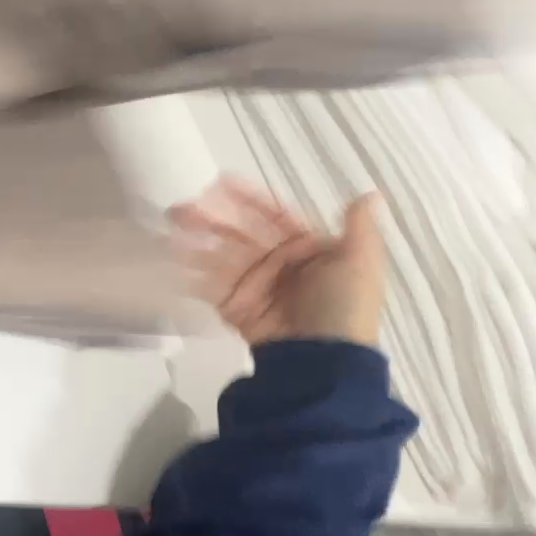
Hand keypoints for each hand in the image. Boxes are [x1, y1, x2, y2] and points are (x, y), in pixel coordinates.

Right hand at [167, 177, 386, 347]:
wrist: (320, 354)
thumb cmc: (343, 304)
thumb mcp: (360, 265)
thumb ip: (359, 229)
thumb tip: (369, 193)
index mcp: (304, 248)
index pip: (272, 215)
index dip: (248, 199)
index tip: (220, 182)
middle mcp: (274, 260)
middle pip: (236, 231)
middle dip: (208, 217)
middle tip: (180, 207)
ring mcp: (250, 281)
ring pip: (215, 252)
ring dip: (191, 239)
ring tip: (168, 229)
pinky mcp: (230, 301)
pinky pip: (204, 281)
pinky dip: (184, 271)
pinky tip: (167, 258)